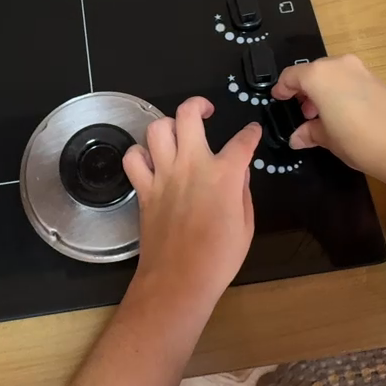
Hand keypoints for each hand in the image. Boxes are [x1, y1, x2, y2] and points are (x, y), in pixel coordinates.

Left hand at [122, 97, 260, 313]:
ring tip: (176, 134)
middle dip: (199, 104)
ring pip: (157, 128)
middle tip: (206, 110)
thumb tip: (240, 172)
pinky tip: (150, 160)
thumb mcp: (246, 226)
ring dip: (168, 126)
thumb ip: (243, 192)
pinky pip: (133, 158)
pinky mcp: (144, 188)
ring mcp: (163, 174)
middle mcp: (191, 165)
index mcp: (223, 175)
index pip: (242, 142)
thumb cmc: (218, 259)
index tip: (252, 131)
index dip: (250, 133)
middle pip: (188, 115)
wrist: (179, 281)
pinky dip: (139, 154)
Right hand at [270, 54, 385, 181]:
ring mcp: (361, 69)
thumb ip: (310, 132)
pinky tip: (345, 115)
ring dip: (323, 91)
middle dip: (305, 91)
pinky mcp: (378, 79)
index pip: (291, 75)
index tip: (278, 100)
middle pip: (312, 72)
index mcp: (319, 75)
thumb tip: (297, 137)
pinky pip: (350, 80)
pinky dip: (341, 92)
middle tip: (303, 113)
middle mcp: (338, 65)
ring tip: (323, 117)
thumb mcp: (328, 139)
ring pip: (332, 75)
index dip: (282, 89)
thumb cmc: (358, 141)